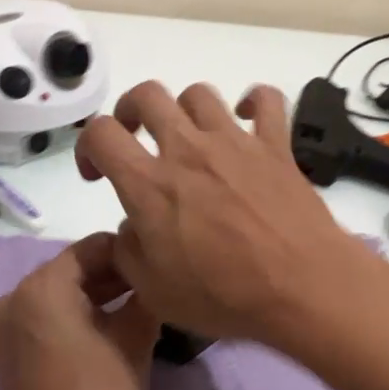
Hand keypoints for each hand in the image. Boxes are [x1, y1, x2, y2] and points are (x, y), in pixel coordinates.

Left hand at [0, 232, 160, 389]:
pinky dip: (80, 316)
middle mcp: (15, 297)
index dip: (131, 252)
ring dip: (100, 296)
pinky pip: (51, 316)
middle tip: (154, 287)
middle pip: (76, 268)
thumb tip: (153, 273)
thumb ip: (145, 293)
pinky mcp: (11, 352)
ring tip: (140, 308)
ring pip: (64, 293)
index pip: (94, 246)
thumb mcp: (135, 337)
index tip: (160, 266)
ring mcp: (8, 326)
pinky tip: (113, 330)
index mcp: (41, 287)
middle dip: (115, 275)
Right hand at [73, 81, 375, 344]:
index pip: (101, 133)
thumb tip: (132, 228)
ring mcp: (235, 142)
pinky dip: (254, 102)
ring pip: (200, 93)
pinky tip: (248, 118)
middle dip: (132, 110)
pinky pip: (267, 101)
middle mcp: (188, 150)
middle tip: (137, 136)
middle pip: (148, 95)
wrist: (300, 286)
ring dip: (186, 108)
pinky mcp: (275, 144)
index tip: (98, 173)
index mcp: (150, 184)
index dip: (88, 146)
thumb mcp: (154, 292)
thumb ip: (129, 251)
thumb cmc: (224, 296)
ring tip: (190, 134)